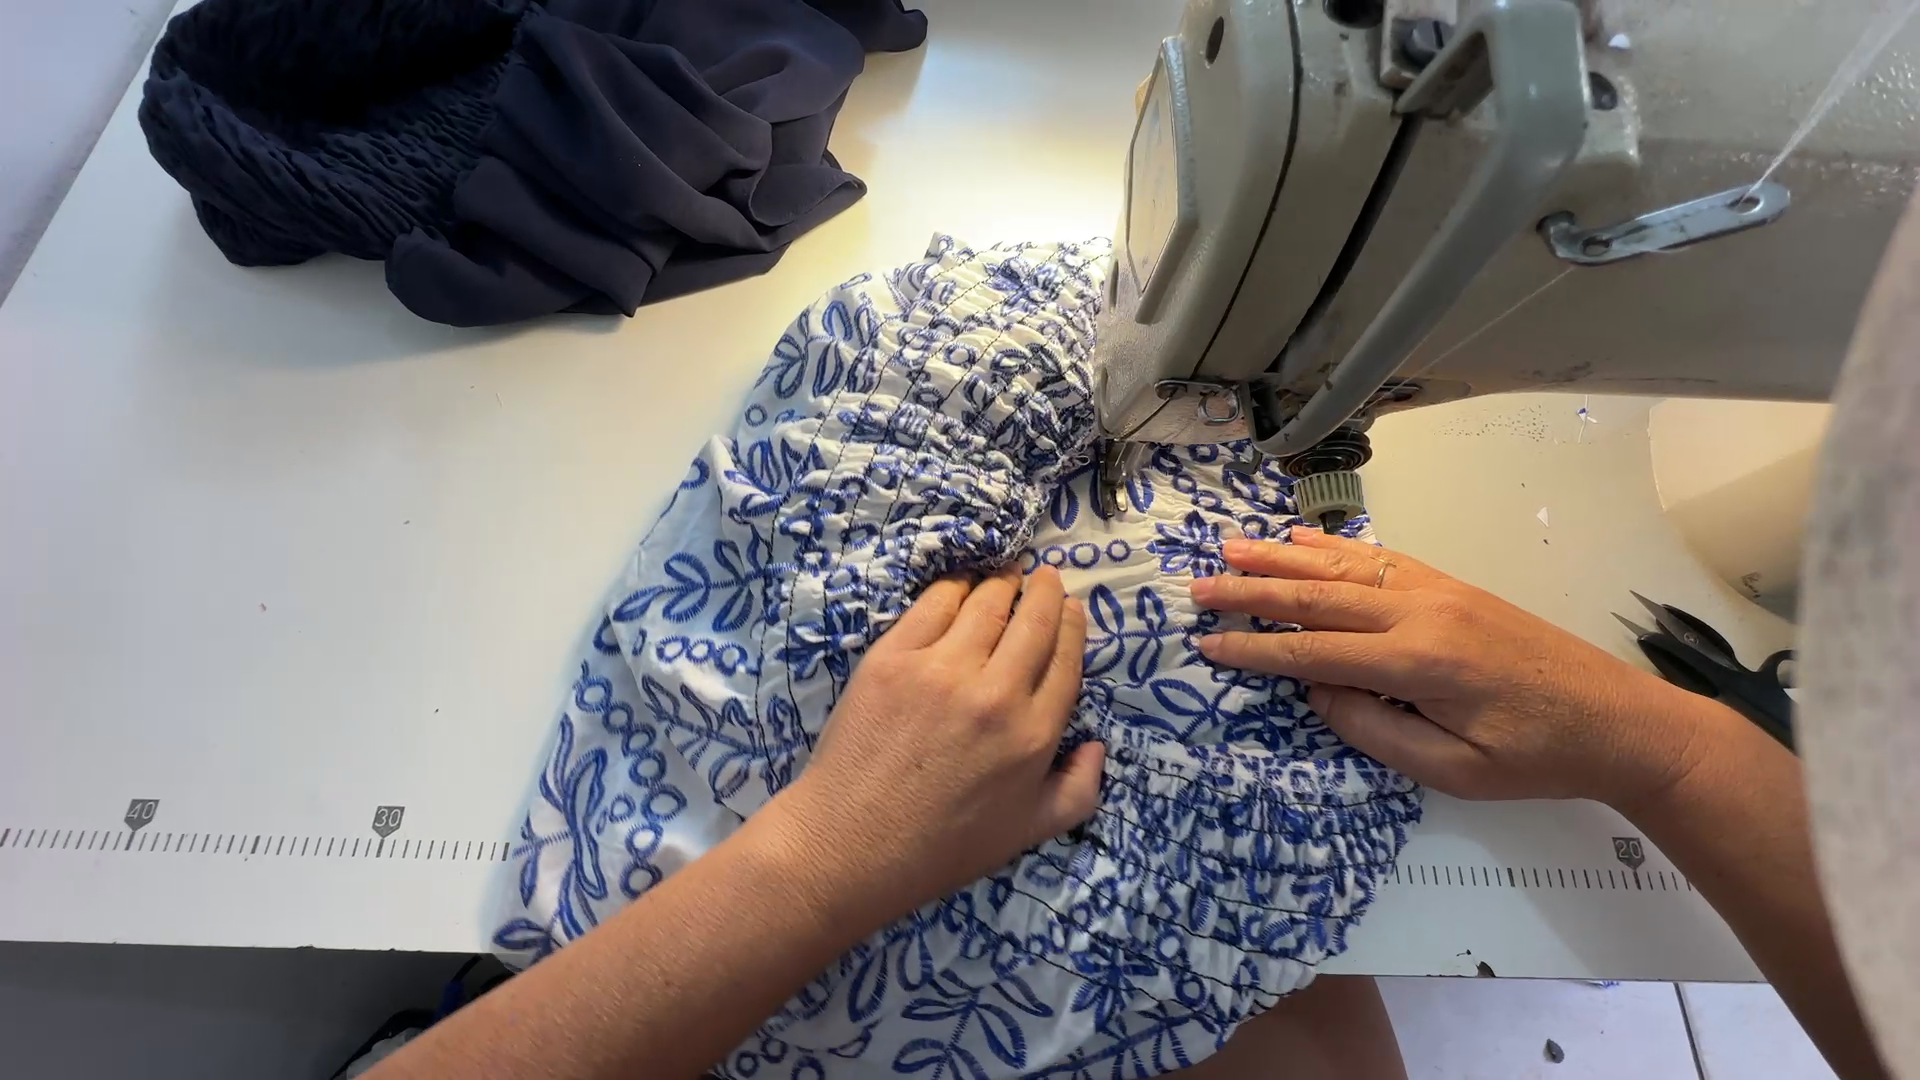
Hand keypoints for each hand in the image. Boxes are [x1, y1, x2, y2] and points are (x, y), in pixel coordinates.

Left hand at [771, 565, 1103, 921]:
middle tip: (1046, 576)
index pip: (1066, 657)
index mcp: (1034, 734)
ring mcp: (941, 670)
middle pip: (1033, 621)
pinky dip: (955, 587)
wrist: (851, 844)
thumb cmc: (943, 845)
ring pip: (986, 603)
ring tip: (1005, 576)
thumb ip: (1079, 791)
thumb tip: (1096, 744)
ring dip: (1003, 582)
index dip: (1072, 623)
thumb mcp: (1029, 833)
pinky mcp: (893, 656)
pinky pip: (934, 604)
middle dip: (1046, 590)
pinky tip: (960, 586)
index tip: (1071, 606)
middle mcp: (995, 693)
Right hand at [1188, 529, 1704, 807]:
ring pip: (1340, 565)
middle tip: (1199, 586)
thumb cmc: (1536, 758)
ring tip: (1229, 548)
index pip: (1313, 652)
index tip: (1208, 644)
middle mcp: (1419, 611)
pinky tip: (1296, 537)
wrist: (1626, 723)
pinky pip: (1378, 556)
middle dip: (1250, 591)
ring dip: (1278, 556)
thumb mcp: (1451, 769)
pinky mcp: (1448, 582)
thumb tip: (1316, 688)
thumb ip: (1371, 727)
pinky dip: (1331, 545)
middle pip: (1315, 596)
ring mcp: (1434, 589)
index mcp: (1419, 662)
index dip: (1255, 650)